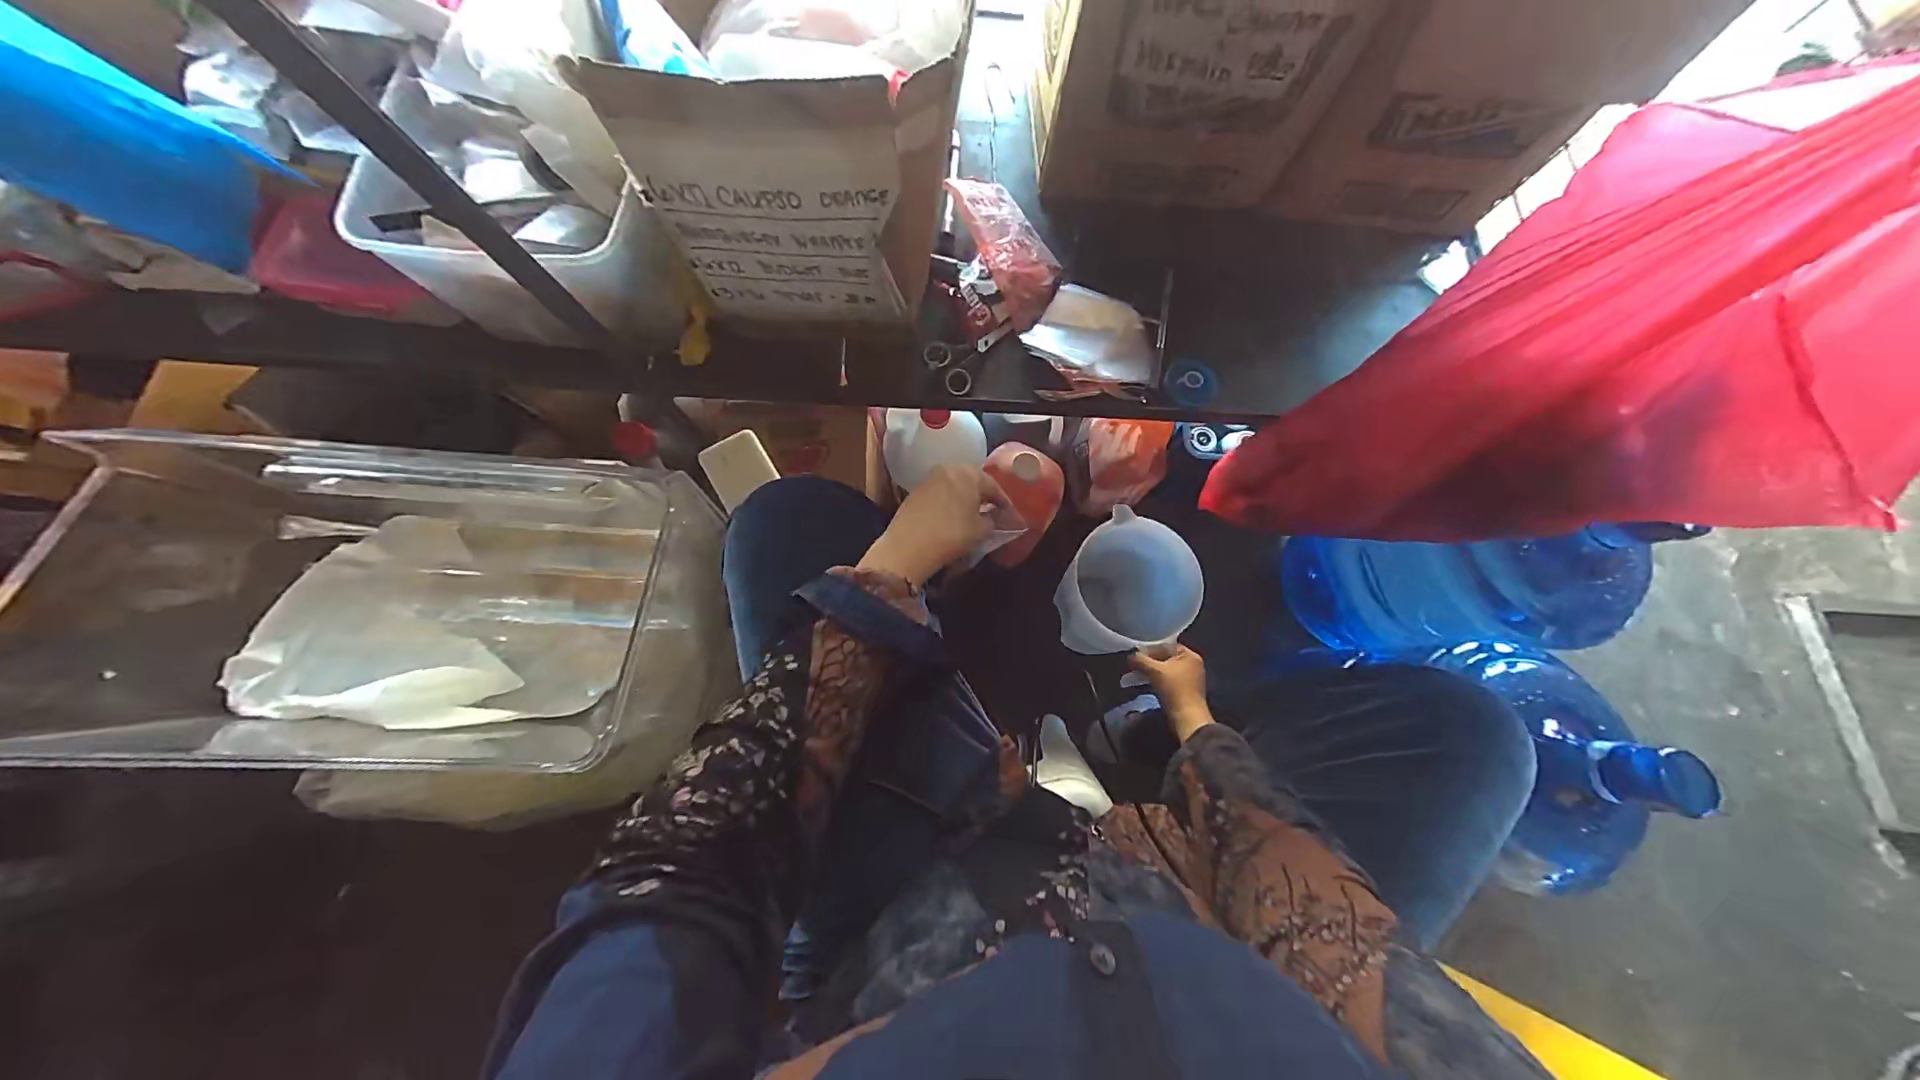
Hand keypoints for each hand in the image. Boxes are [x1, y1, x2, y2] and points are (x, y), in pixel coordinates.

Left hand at [857, 465, 1010, 585]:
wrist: (908, 547)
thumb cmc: (952, 534)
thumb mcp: (981, 530)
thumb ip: (993, 519)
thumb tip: (996, 515)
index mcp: (968, 473)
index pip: (993, 485)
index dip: (1004, 501)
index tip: (1010, 513)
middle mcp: (948, 469)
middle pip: (972, 480)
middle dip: (983, 495)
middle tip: (993, 510)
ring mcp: (929, 479)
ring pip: (954, 485)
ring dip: (965, 497)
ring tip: (973, 513)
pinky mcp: (915, 492)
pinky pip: (940, 493)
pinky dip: (949, 502)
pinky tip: (953, 516)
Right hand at [1130, 644, 1213, 741]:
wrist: (1187, 718)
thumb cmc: (1174, 690)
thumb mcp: (1154, 671)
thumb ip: (1140, 660)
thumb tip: (1130, 656)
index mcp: (1189, 655)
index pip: (1165, 646)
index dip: (1148, 650)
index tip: (1134, 656)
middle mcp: (1192, 664)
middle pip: (1165, 658)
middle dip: (1148, 662)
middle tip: (1133, 665)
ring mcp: (1190, 677)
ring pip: (1166, 669)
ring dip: (1151, 672)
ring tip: (1136, 675)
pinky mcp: (1185, 689)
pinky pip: (1168, 679)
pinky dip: (1157, 679)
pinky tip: (1146, 683)